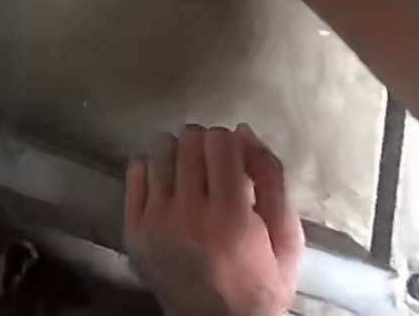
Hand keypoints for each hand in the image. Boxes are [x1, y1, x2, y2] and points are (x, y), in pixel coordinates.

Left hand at [127, 124, 305, 315]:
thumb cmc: (258, 286)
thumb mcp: (286, 242)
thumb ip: (272, 183)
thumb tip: (244, 131)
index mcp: (232, 221)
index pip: (220, 141)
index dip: (229, 143)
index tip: (233, 159)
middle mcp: (189, 216)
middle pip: (189, 139)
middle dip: (205, 145)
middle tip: (212, 168)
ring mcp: (156, 221)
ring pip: (161, 146)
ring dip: (178, 153)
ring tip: (189, 174)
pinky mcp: (132, 226)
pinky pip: (136, 168)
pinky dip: (153, 170)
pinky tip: (168, 189)